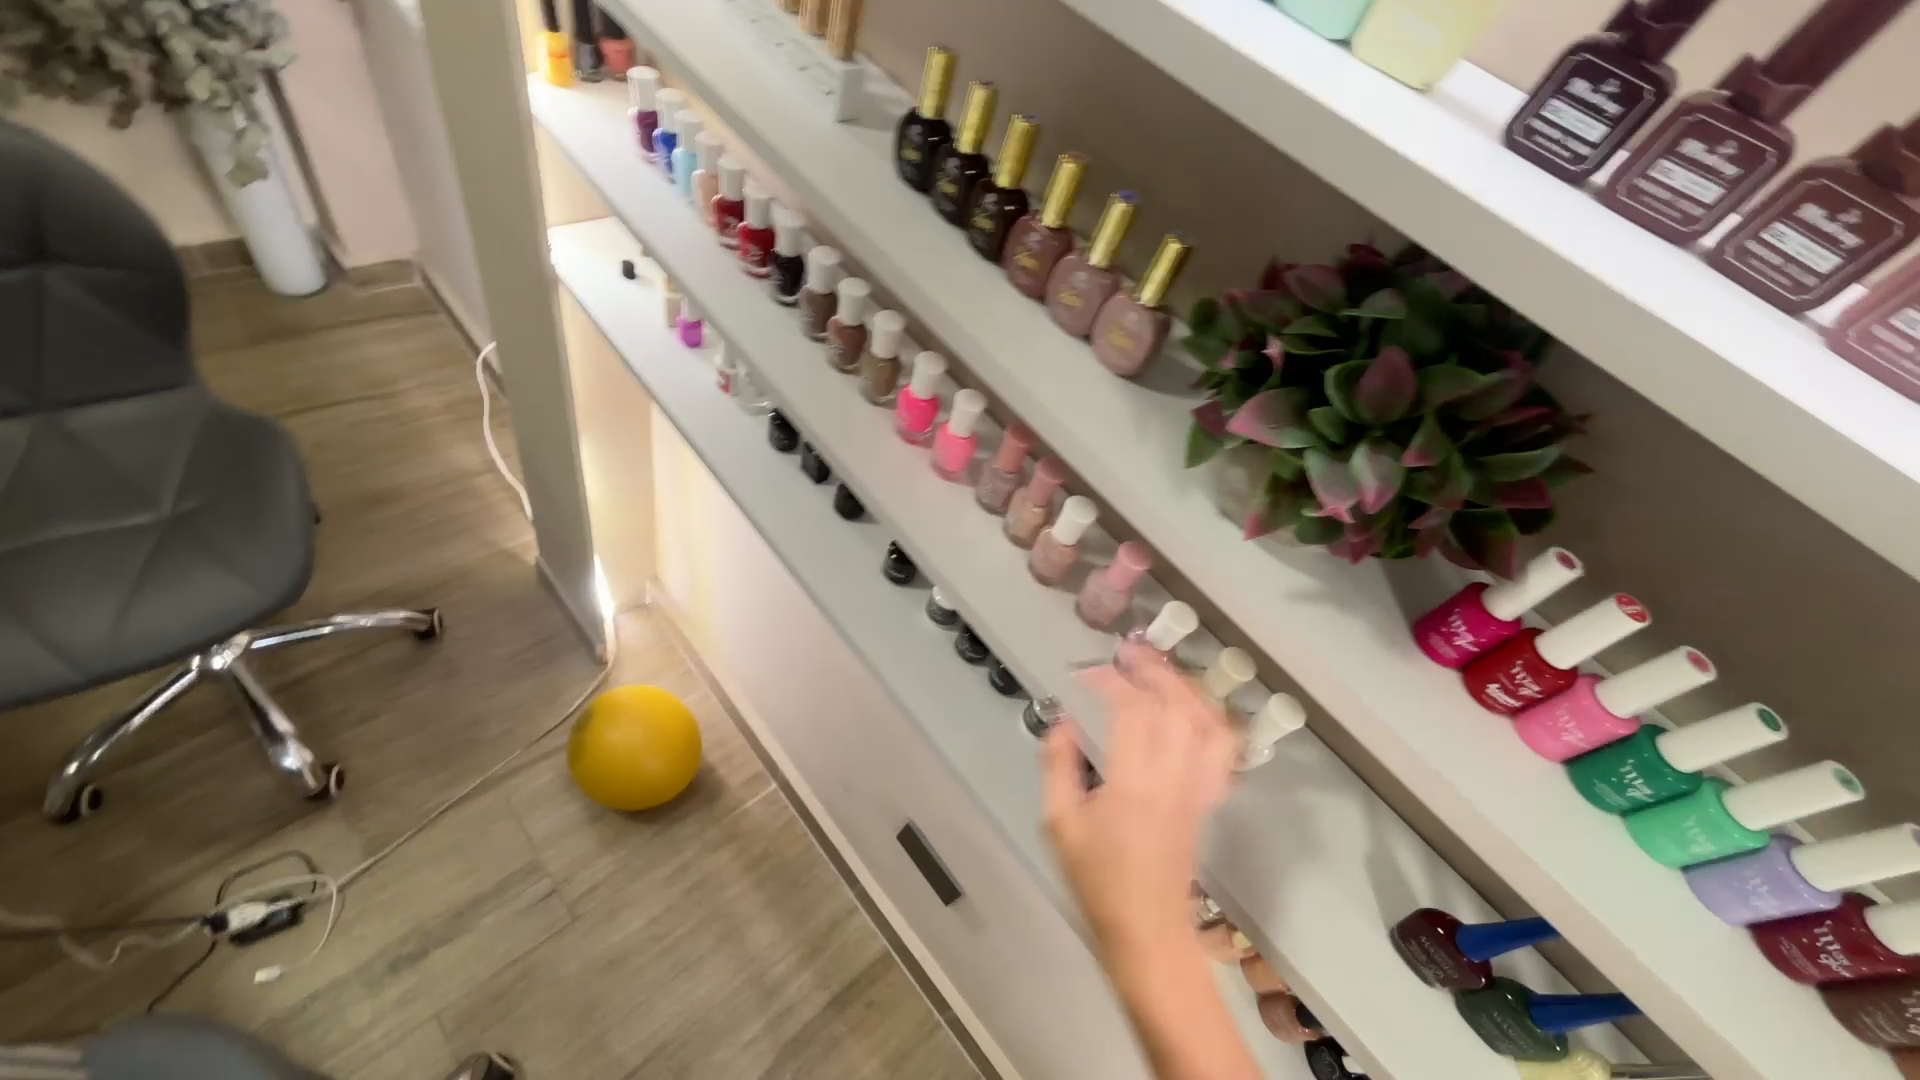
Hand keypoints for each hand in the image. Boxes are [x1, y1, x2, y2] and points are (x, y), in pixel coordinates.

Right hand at [1041, 654, 1237, 962]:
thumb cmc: (1097, 880)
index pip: (1133, 711)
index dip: (1111, 681)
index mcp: (1133, 784)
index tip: (1087, 672)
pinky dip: (1211, 719)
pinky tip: (1192, 708)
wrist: (1146, 930)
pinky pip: (1222, 750)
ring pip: (1208, 723)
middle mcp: (1173, 778)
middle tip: (1129, 653)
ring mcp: (1198, 788)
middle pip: (1179, 706)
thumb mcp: (1058, 825)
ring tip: (1161, 669)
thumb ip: (1056, 767)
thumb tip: (1062, 721)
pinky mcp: (1207, 799)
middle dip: (1155, 671)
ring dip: (1187, 688)